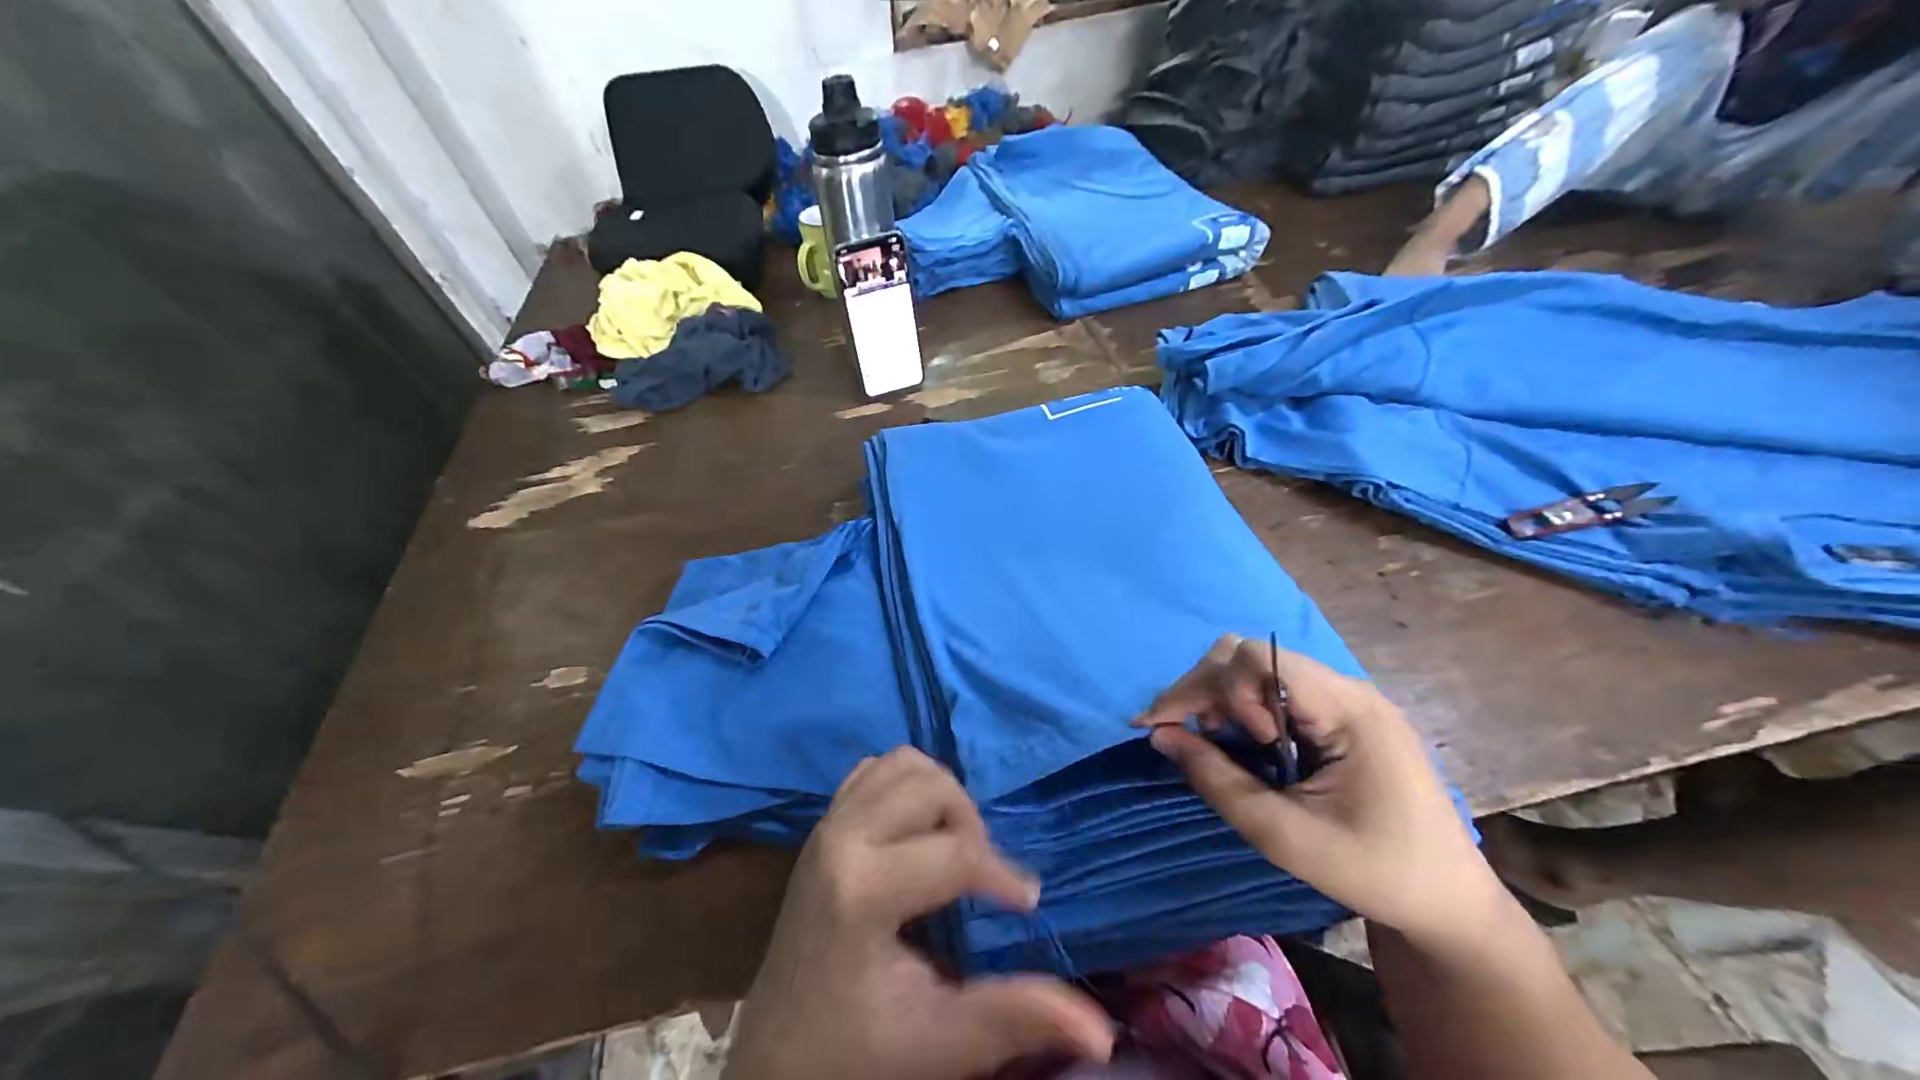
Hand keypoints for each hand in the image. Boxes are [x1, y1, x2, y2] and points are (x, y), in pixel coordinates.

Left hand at [725, 747, 1113, 1079]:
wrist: (774, 1056)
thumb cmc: (854, 1052)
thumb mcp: (937, 1043)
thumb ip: (1014, 1019)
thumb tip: (1102, 1030)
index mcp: (861, 890)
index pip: (956, 852)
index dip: (1004, 876)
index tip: (1026, 906)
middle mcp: (840, 838)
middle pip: (931, 787)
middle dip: (970, 825)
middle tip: (982, 877)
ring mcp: (826, 825)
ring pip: (903, 764)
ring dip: (941, 796)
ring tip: (953, 849)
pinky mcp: (821, 825)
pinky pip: (872, 771)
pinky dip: (906, 784)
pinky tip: (917, 832)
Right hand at [1134, 634, 1498, 945]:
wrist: (1450, 903)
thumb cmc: (1375, 872)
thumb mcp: (1284, 836)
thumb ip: (1217, 780)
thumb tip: (1159, 735)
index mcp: (1348, 709)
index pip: (1259, 657)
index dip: (1221, 689)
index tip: (1218, 739)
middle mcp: (1347, 690)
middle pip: (1251, 656)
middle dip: (1206, 690)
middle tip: (1184, 737)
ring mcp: (1346, 701)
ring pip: (1257, 668)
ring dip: (1220, 698)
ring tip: (1211, 741)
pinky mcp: (1340, 717)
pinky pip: (1275, 691)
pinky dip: (1241, 709)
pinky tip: (1236, 741)